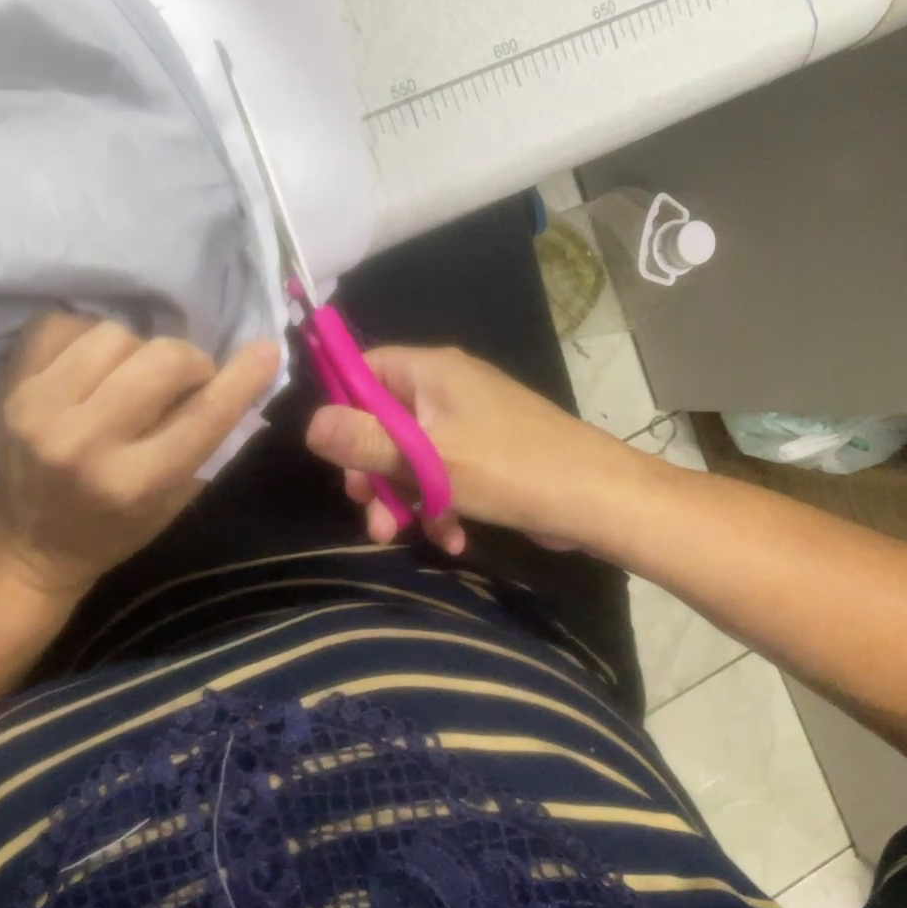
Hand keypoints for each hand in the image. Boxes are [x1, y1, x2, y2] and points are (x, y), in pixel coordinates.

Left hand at [0, 313, 280, 595]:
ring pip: (116, 334)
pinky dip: (89, 339)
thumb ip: (204, 440)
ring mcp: (39, 408)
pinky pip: (64, 325)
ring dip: (138, 351)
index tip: (267, 351)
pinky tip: (93, 369)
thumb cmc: (114, 529)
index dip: (242, 378)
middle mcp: (82, 443)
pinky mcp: (12, 386)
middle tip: (186, 381)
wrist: (30, 544)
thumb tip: (237, 373)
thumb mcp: (173, 501)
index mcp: (132, 483)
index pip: (202, 415)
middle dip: (189, 362)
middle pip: (162, 358)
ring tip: (132, 378)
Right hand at [303, 346, 663, 552]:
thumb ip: (364, 441)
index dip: (341, 406)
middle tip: (368, 508)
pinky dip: (437, 504)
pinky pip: (442, 473)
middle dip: (372, 469)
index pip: (364, 369)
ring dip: (402, 496)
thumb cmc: (508, 468)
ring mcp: (467, 422)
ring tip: (399, 534)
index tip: (334, 453)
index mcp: (430, 372)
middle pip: (382, 420)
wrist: (597, 500)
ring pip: (410, 454)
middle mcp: (446, 389)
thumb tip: (309, 424)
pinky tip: (448, 538)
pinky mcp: (485, 454)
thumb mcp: (426, 458)